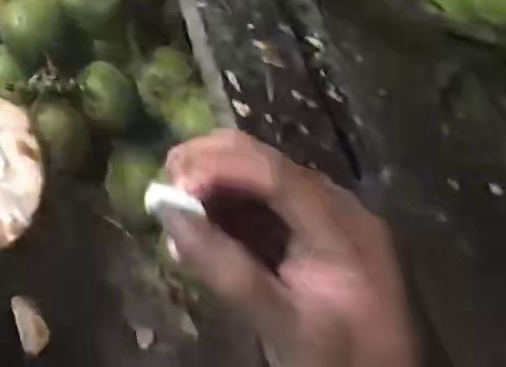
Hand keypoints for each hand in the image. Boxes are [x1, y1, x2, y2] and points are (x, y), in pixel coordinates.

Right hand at [162, 130, 417, 366]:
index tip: (171, 188)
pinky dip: (226, 207)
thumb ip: (226, 270)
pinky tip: (200, 229)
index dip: (215, 168)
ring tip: (176, 215)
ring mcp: (324, 213)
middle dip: (206, 166)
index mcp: (339, 221)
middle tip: (164, 192)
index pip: (271, 171)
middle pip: (261, 159)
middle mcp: (334, 201)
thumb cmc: (342, 365)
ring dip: (211, 185)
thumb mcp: (284, 326)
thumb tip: (168, 213)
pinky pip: (262, 201)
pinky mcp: (313, 230)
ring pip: (256, 174)